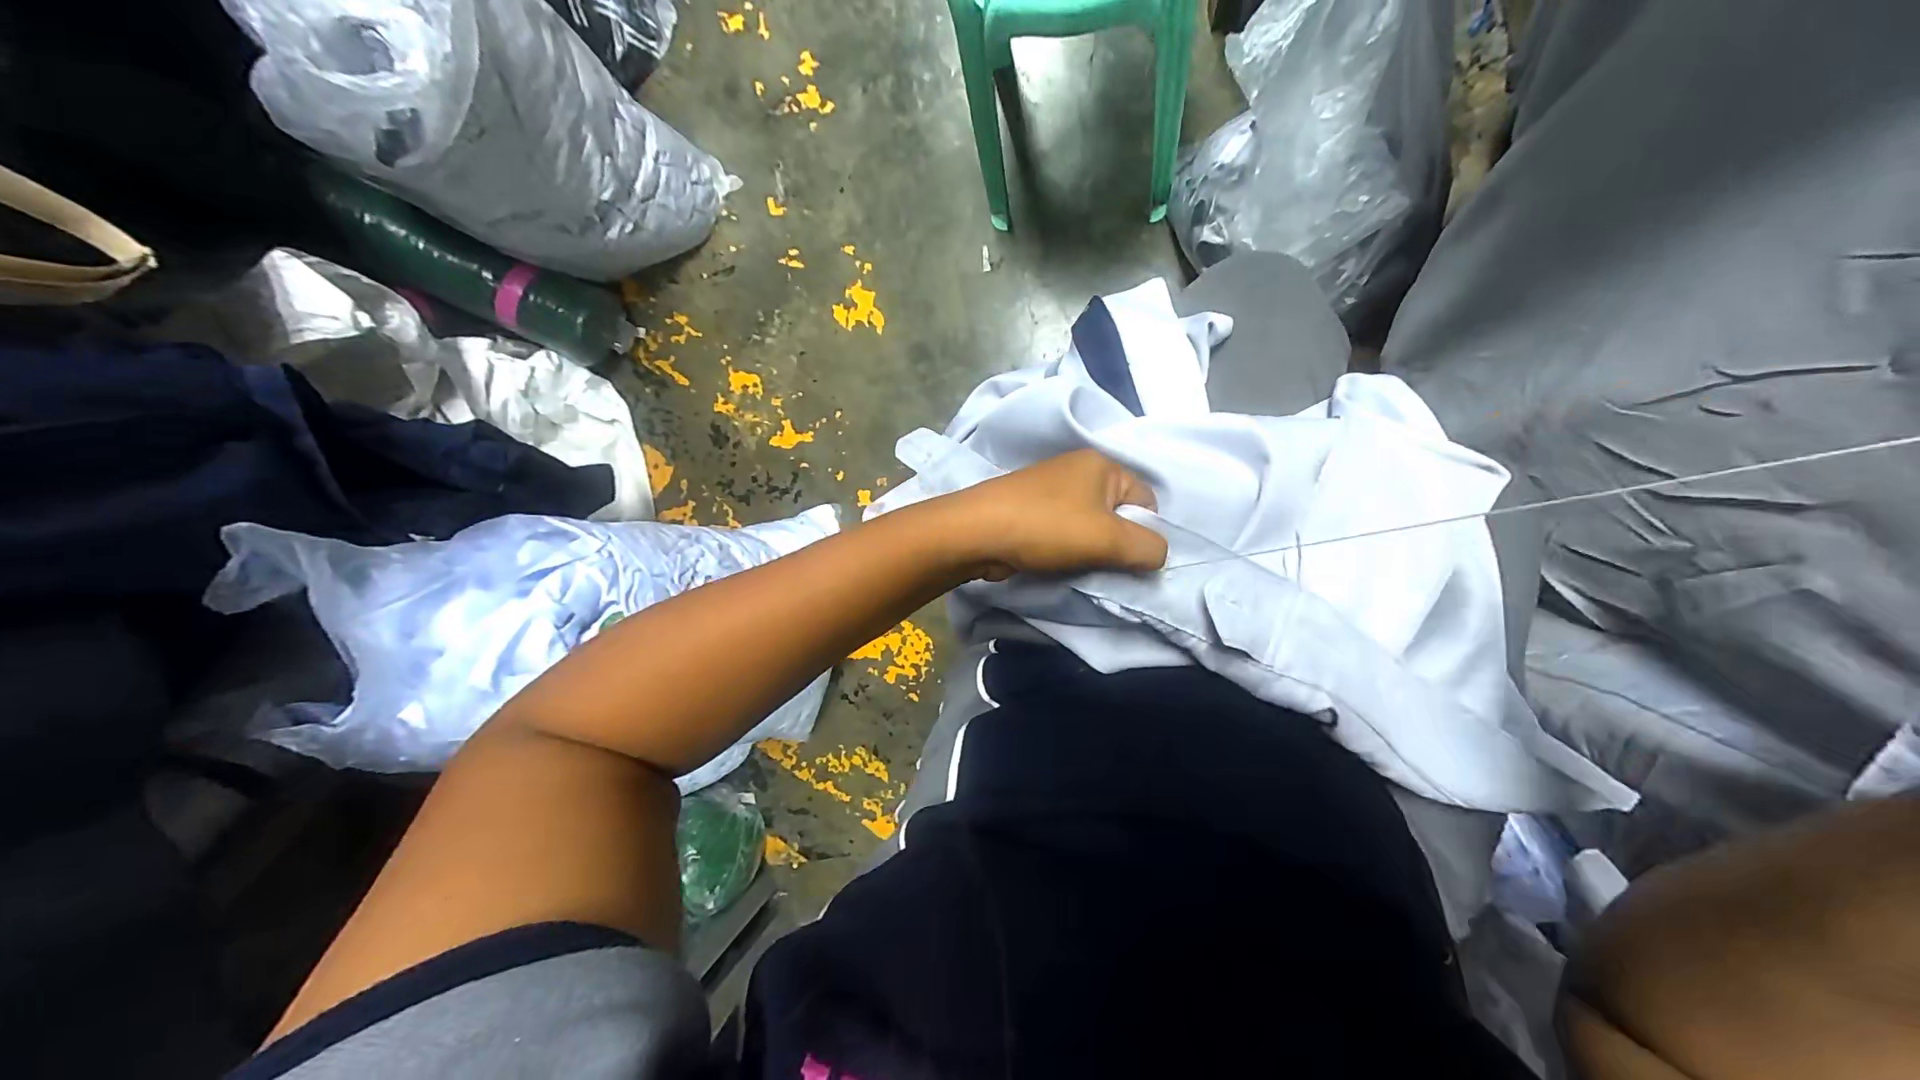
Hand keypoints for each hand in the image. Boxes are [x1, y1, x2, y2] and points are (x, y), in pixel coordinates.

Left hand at [917, 449, 1167, 580]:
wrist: (976, 532)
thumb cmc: (1047, 528)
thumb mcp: (1109, 540)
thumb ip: (1147, 547)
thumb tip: (1158, 555)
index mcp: (1102, 464)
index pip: (1146, 500)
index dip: (1144, 532)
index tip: (1128, 558)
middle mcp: (1078, 470)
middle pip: (1118, 514)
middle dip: (1116, 543)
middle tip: (1104, 565)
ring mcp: (1050, 489)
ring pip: (1090, 526)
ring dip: (1090, 550)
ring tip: (1077, 566)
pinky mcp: (1030, 510)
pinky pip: (1064, 532)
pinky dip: (1065, 549)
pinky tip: (1056, 563)